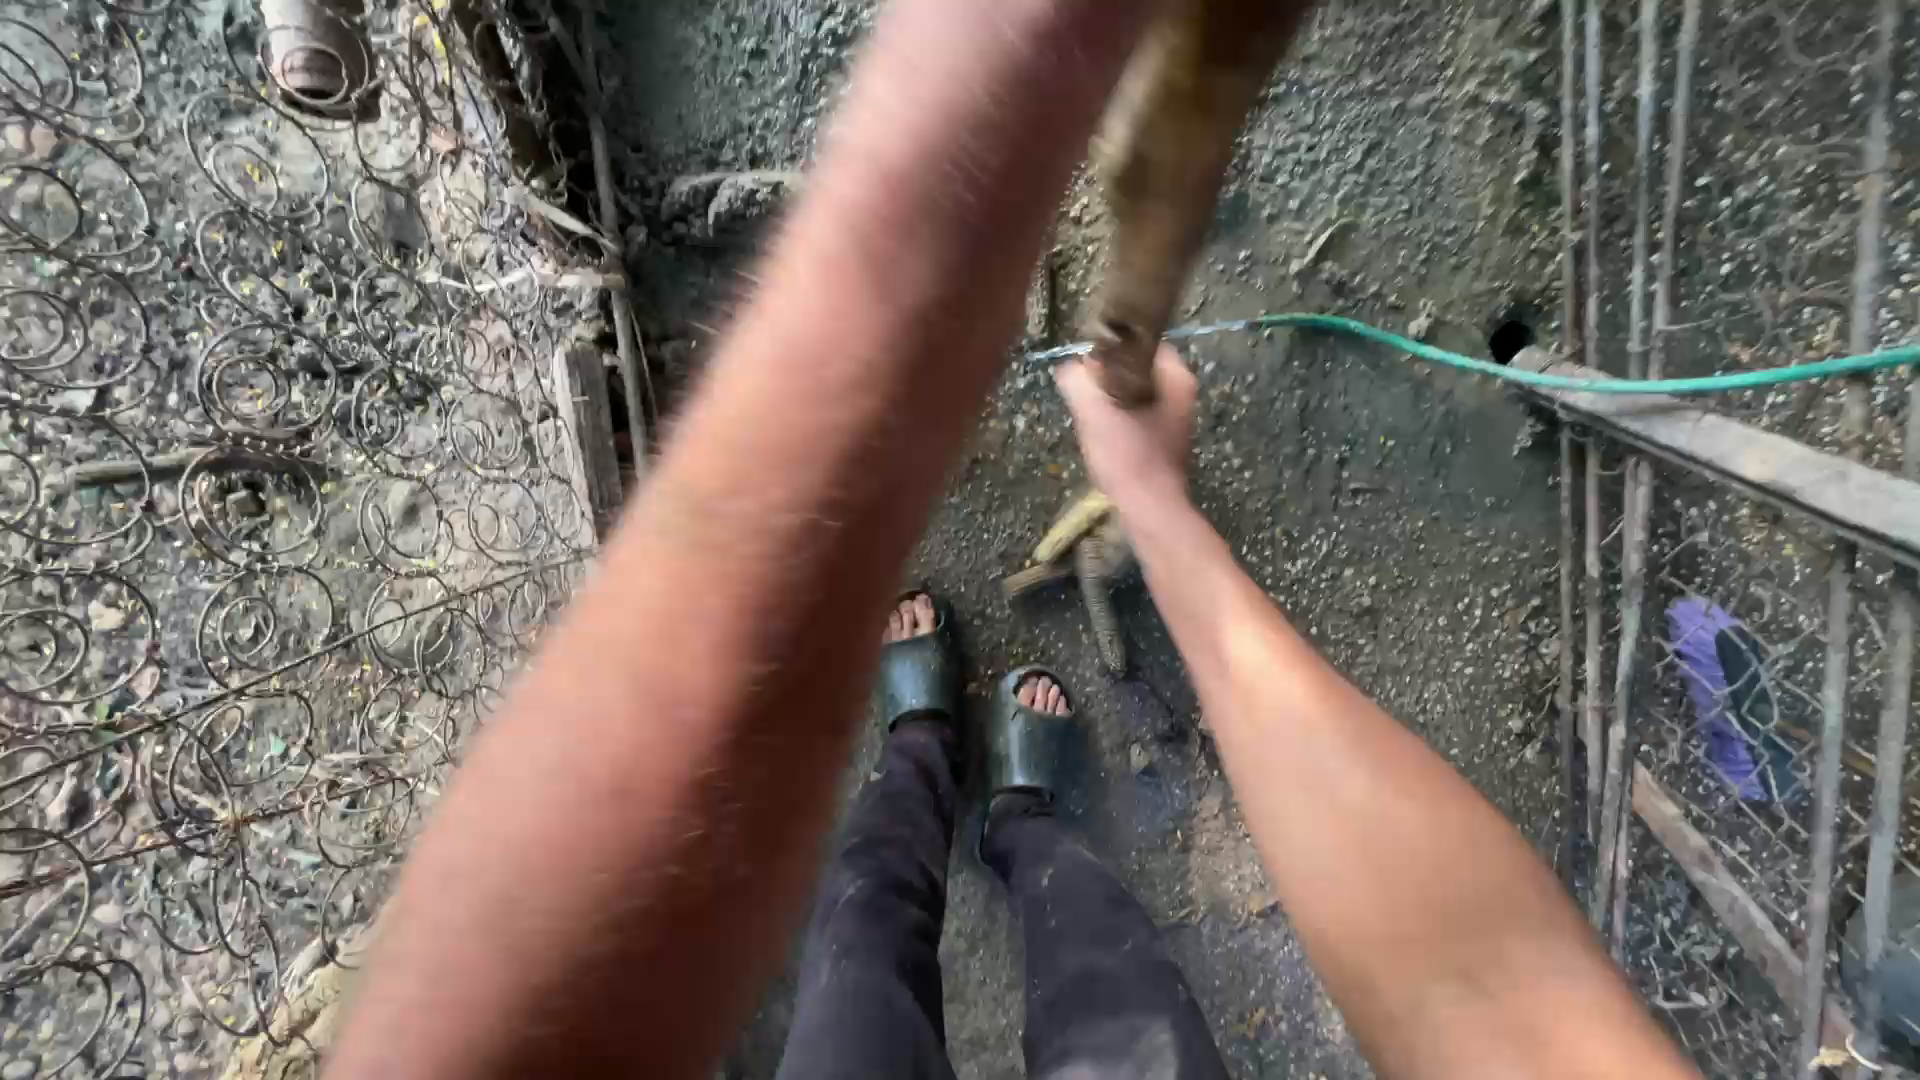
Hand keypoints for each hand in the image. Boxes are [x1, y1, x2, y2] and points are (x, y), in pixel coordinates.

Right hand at [1054, 343, 1197, 508]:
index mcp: (1177, 377)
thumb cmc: (1128, 458)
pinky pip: (1136, 416)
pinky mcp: (1164, 441)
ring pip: (1133, 393)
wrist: (1150, 510)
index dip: (1111, 348)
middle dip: (1107, 378)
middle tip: (1086, 393)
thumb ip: (1078, 382)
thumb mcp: (1094, 414)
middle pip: (1136, 368)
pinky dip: (1118, 421)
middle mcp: (1182, 394)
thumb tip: (1070, 368)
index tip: (1088, 365)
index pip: (1141, 341)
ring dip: (1109, 402)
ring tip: (1092, 417)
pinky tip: (1103, 437)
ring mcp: (1175, 419)